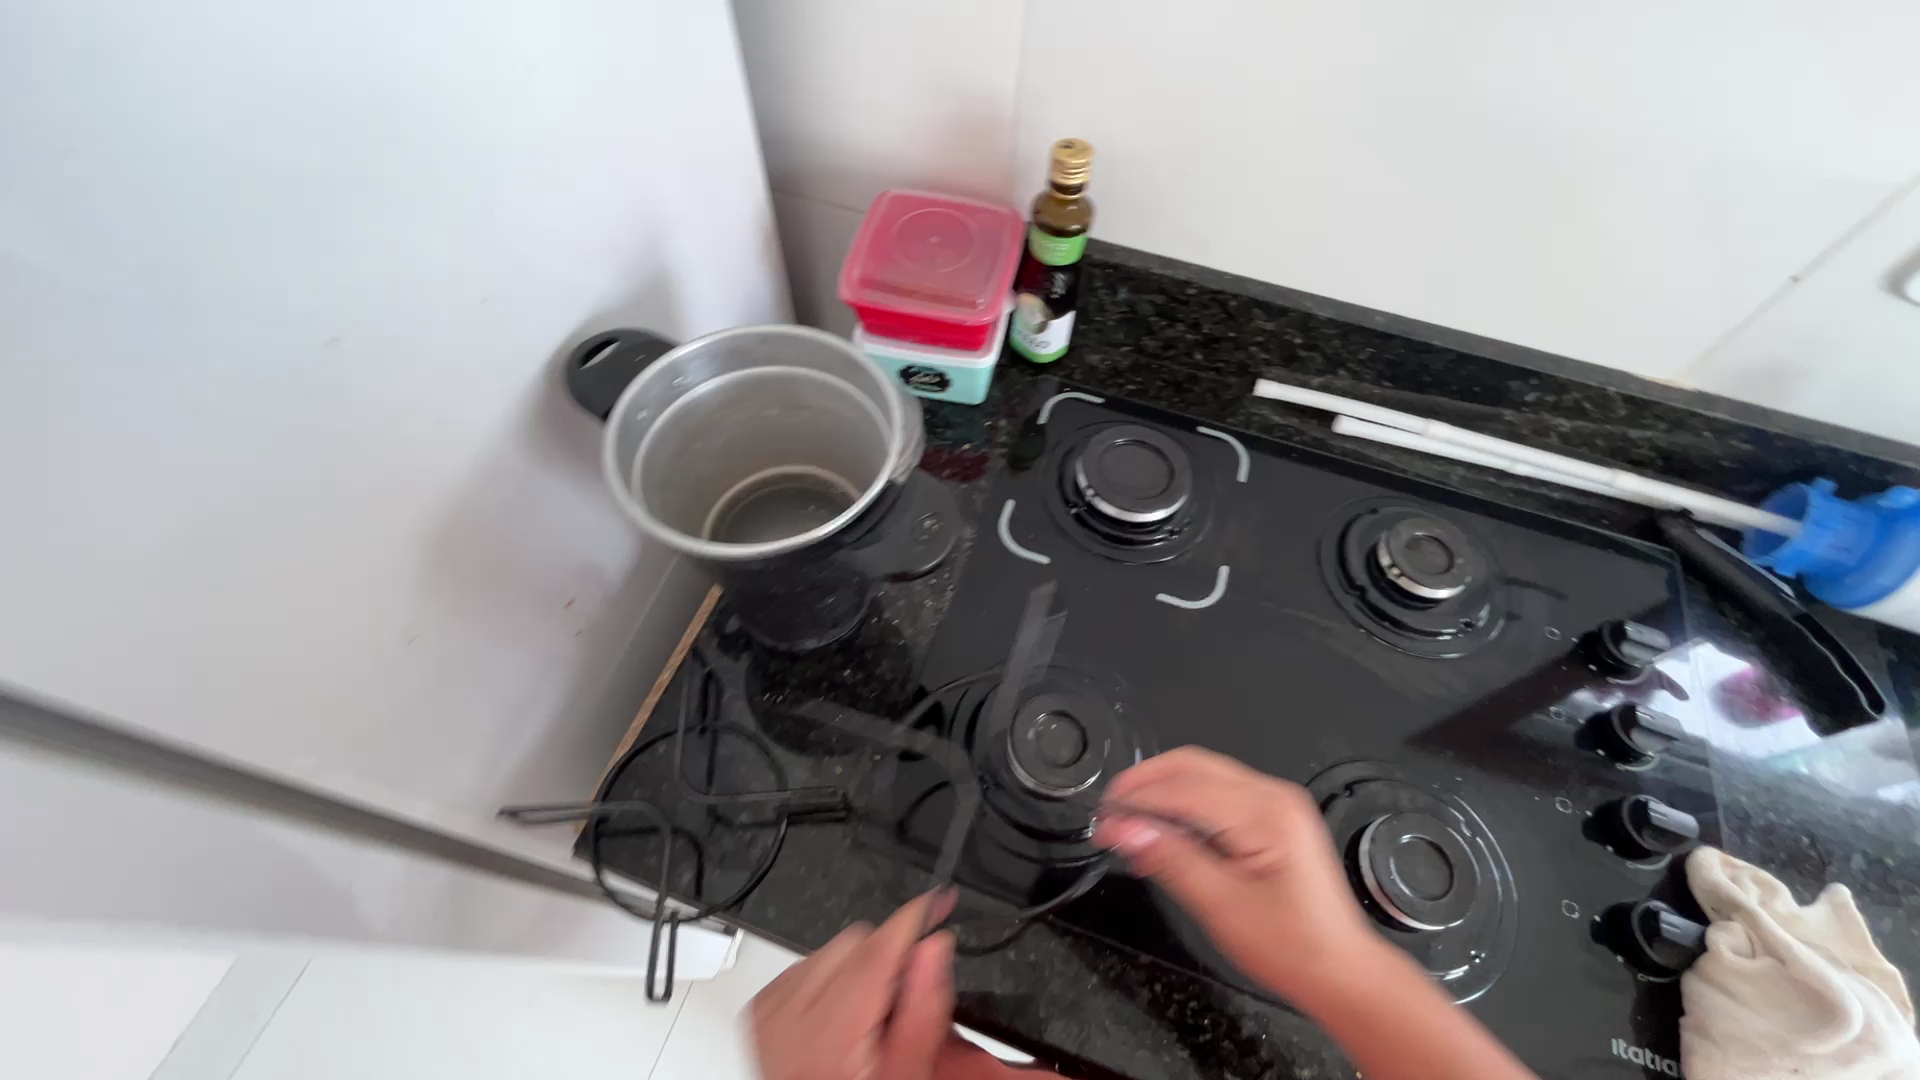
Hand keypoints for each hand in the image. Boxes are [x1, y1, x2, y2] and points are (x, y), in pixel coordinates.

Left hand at [754, 890, 1024, 1079]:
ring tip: (867, 1015)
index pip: (878, 947)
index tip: (940, 900)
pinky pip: (804, 965)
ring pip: (830, 948)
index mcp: (827, 1034)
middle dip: (886, 957)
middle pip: (856, 940)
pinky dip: (827, 980)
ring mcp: (769, 1010)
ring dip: (856, 968)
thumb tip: (936, 948)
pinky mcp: (759, 1009)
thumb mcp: (902, 1076)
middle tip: (901, 998)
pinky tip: (835, 1017)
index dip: (915, 916)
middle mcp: (788, 1015)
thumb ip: (922, 1014)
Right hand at [1093, 746, 1381, 1005]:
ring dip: (1159, 790)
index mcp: (1266, 814)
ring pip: (1200, 773)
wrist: (1342, 972)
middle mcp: (1272, 795)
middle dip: (1144, 782)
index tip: (1102, 820)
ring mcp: (1273, 801)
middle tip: (1109, 812)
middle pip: (1191, 765)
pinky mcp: (1269, 813)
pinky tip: (1161, 829)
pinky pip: (1214, 791)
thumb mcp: (1222, 907)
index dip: (1136, 800)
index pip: (1184, 789)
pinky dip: (1180, 802)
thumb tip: (1122, 828)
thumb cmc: (1291, 947)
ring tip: (1128, 822)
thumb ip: (1170, 858)